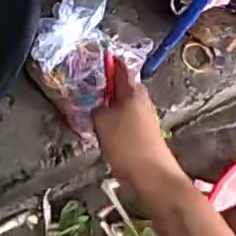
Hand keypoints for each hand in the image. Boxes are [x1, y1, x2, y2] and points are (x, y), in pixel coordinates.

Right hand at [92, 58, 185, 194]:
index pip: (120, 67)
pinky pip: (124, 120)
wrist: (152, 175)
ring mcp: (145, 116)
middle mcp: (141, 98)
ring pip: (121, 105)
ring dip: (107, 107)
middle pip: (119, 87)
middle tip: (83, 92)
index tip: (91, 59)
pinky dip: (113, 122)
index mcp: (133, 90)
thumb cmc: (127, 143)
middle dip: (103, 88)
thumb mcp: (102, 121)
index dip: (107, 62)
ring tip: (89, 114)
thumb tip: (95, 104)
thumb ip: (96, 107)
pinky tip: (102, 133)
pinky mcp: (144, 132)